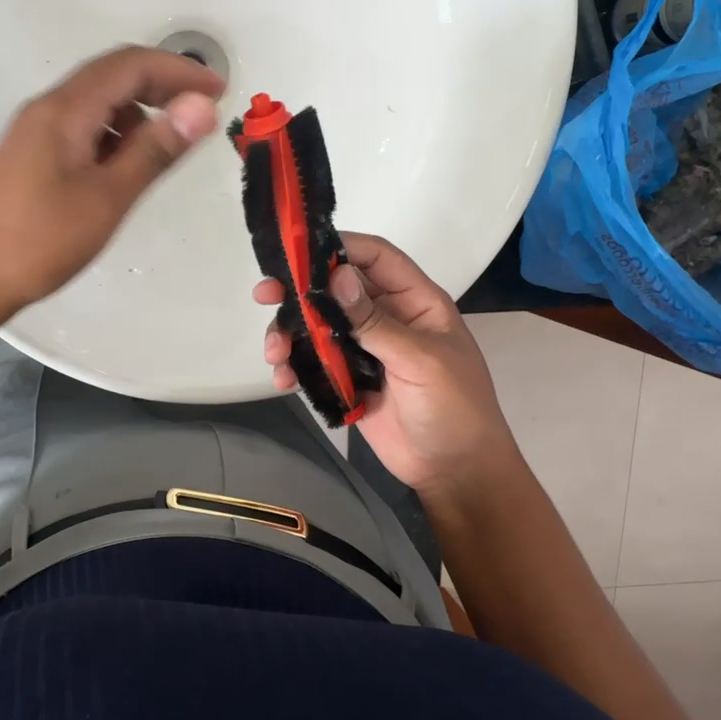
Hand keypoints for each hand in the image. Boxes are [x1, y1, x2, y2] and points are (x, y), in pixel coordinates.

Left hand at [0, 46, 223, 320]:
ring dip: (136, 114)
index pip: (130, 65)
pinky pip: (79, 128)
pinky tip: (122, 167)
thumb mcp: (108, 198)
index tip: (219, 91)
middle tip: (201, 114)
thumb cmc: (41, 242)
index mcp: (63, 110)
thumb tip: (201, 107)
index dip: (179, 70)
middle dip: (160, 86)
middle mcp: (45, 109)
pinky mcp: (29, 157)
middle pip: (111, 76)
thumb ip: (155, 150)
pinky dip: (111, 135)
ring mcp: (33, 133)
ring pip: (95, 103)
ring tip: (165, 148)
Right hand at [256, 232, 524, 499]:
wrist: (454, 472)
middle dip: (298, 290)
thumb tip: (337, 276)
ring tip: (274, 354)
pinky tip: (284, 381)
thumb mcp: (420, 361)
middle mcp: (386, 319)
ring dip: (290, 334)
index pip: (376, 258)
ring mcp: (364, 351)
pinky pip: (313, 364)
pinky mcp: (346, 381)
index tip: (298, 250)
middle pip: (335, 289)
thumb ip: (376, 322)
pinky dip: (294, 368)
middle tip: (265, 294)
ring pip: (316, 326)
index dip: (340, 247)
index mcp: (414, 302)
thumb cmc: (455, 409)